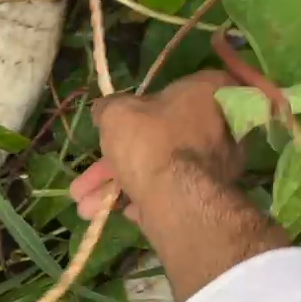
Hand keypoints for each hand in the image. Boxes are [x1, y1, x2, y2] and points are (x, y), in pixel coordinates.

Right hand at [68, 69, 243, 224]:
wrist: (176, 198)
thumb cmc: (149, 144)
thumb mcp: (116, 115)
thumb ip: (107, 107)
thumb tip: (103, 108)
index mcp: (207, 90)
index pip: (168, 94)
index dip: (133, 115)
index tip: (110, 133)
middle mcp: (218, 121)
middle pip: (154, 140)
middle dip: (110, 167)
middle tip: (83, 186)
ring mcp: (214, 160)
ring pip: (155, 169)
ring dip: (114, 188)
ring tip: (85, 208)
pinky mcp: (205, 191)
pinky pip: (165, 190)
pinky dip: (137, 199)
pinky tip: (112, 211)